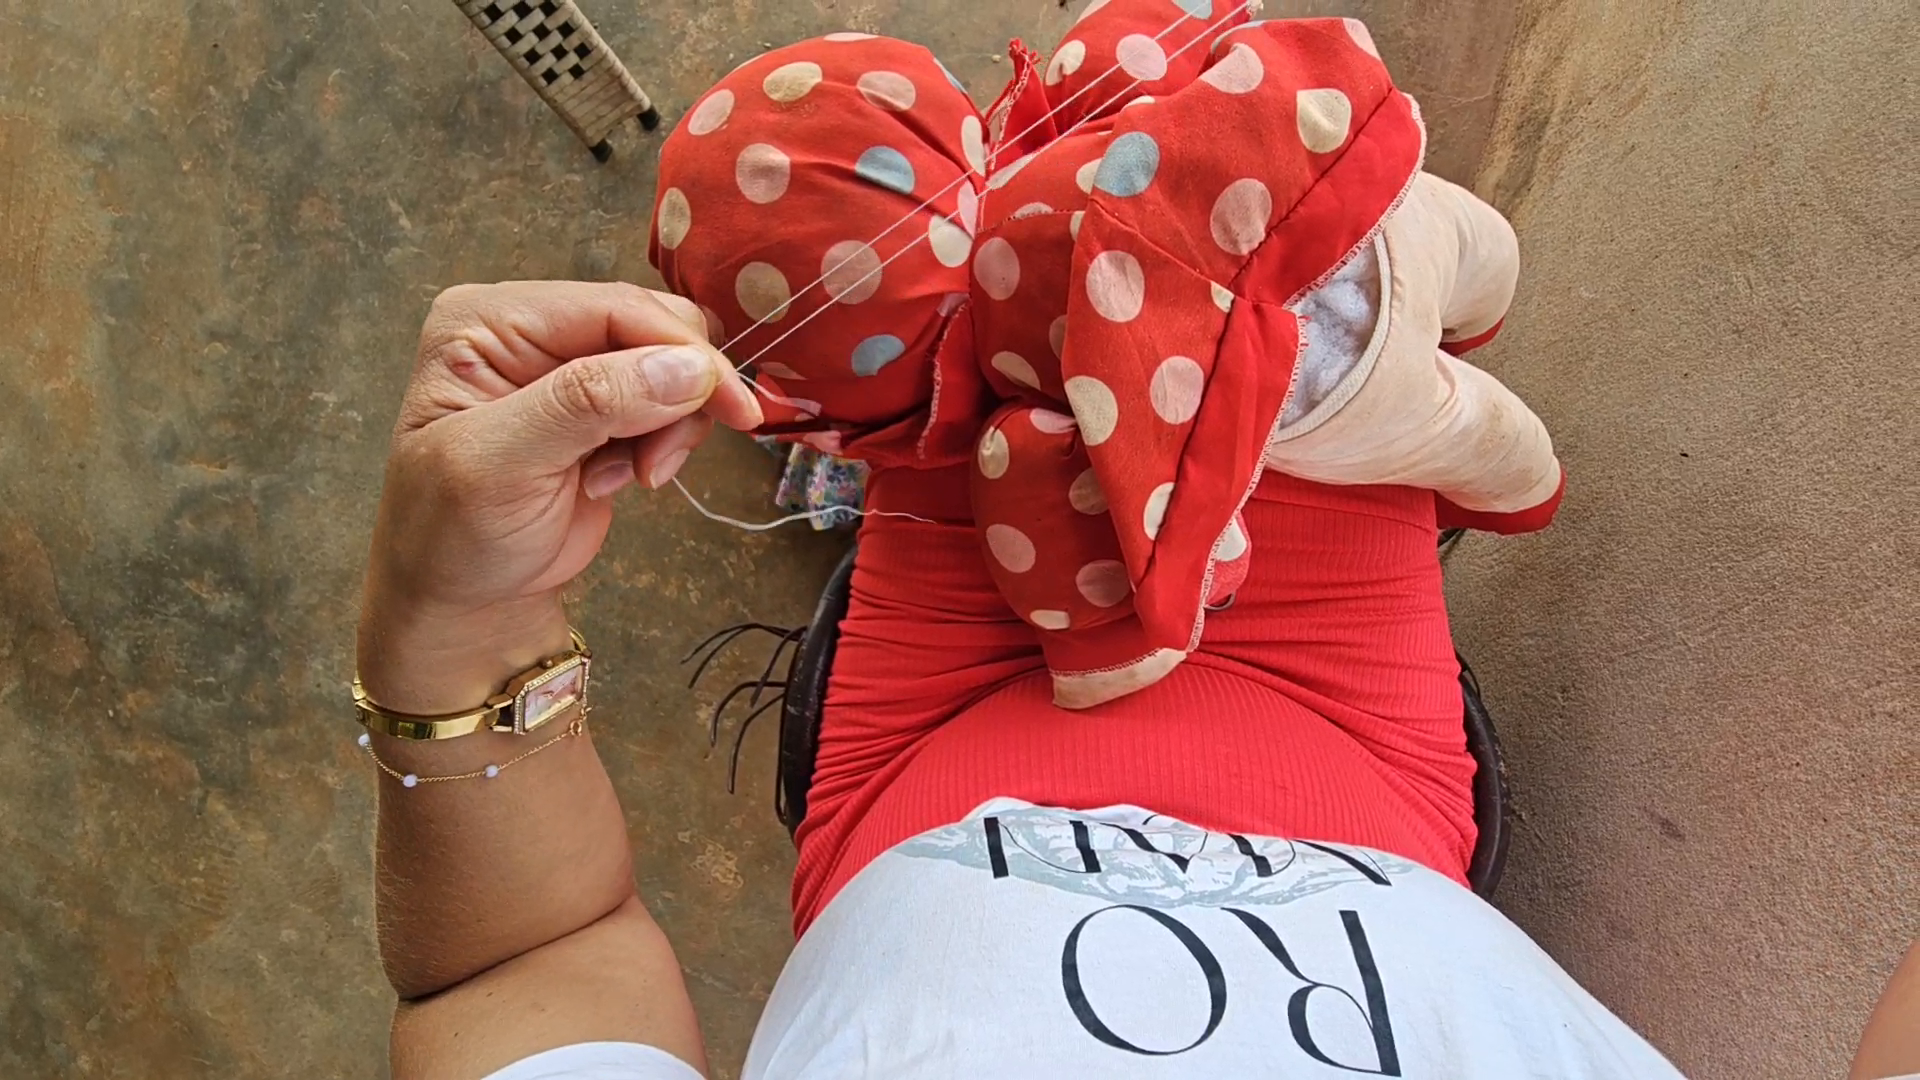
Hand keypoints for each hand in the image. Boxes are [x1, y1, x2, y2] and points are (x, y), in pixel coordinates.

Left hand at [357, 281, 760, 712]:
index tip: (739, 411)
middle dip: (680, 394)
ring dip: (672, 427)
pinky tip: (623, 479)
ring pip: (676, 368)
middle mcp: (537, 331)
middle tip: (663, 460)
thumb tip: (690, 368)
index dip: (686, 354)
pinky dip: (667, 444)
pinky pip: (673, 405)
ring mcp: (575, 369)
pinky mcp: (609, 408)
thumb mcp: (504, 465)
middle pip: (656, 329)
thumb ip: (590, 404)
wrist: (471, 593)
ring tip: (635, 476)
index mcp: (494, 321)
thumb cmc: (457, 533)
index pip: (617, 309)